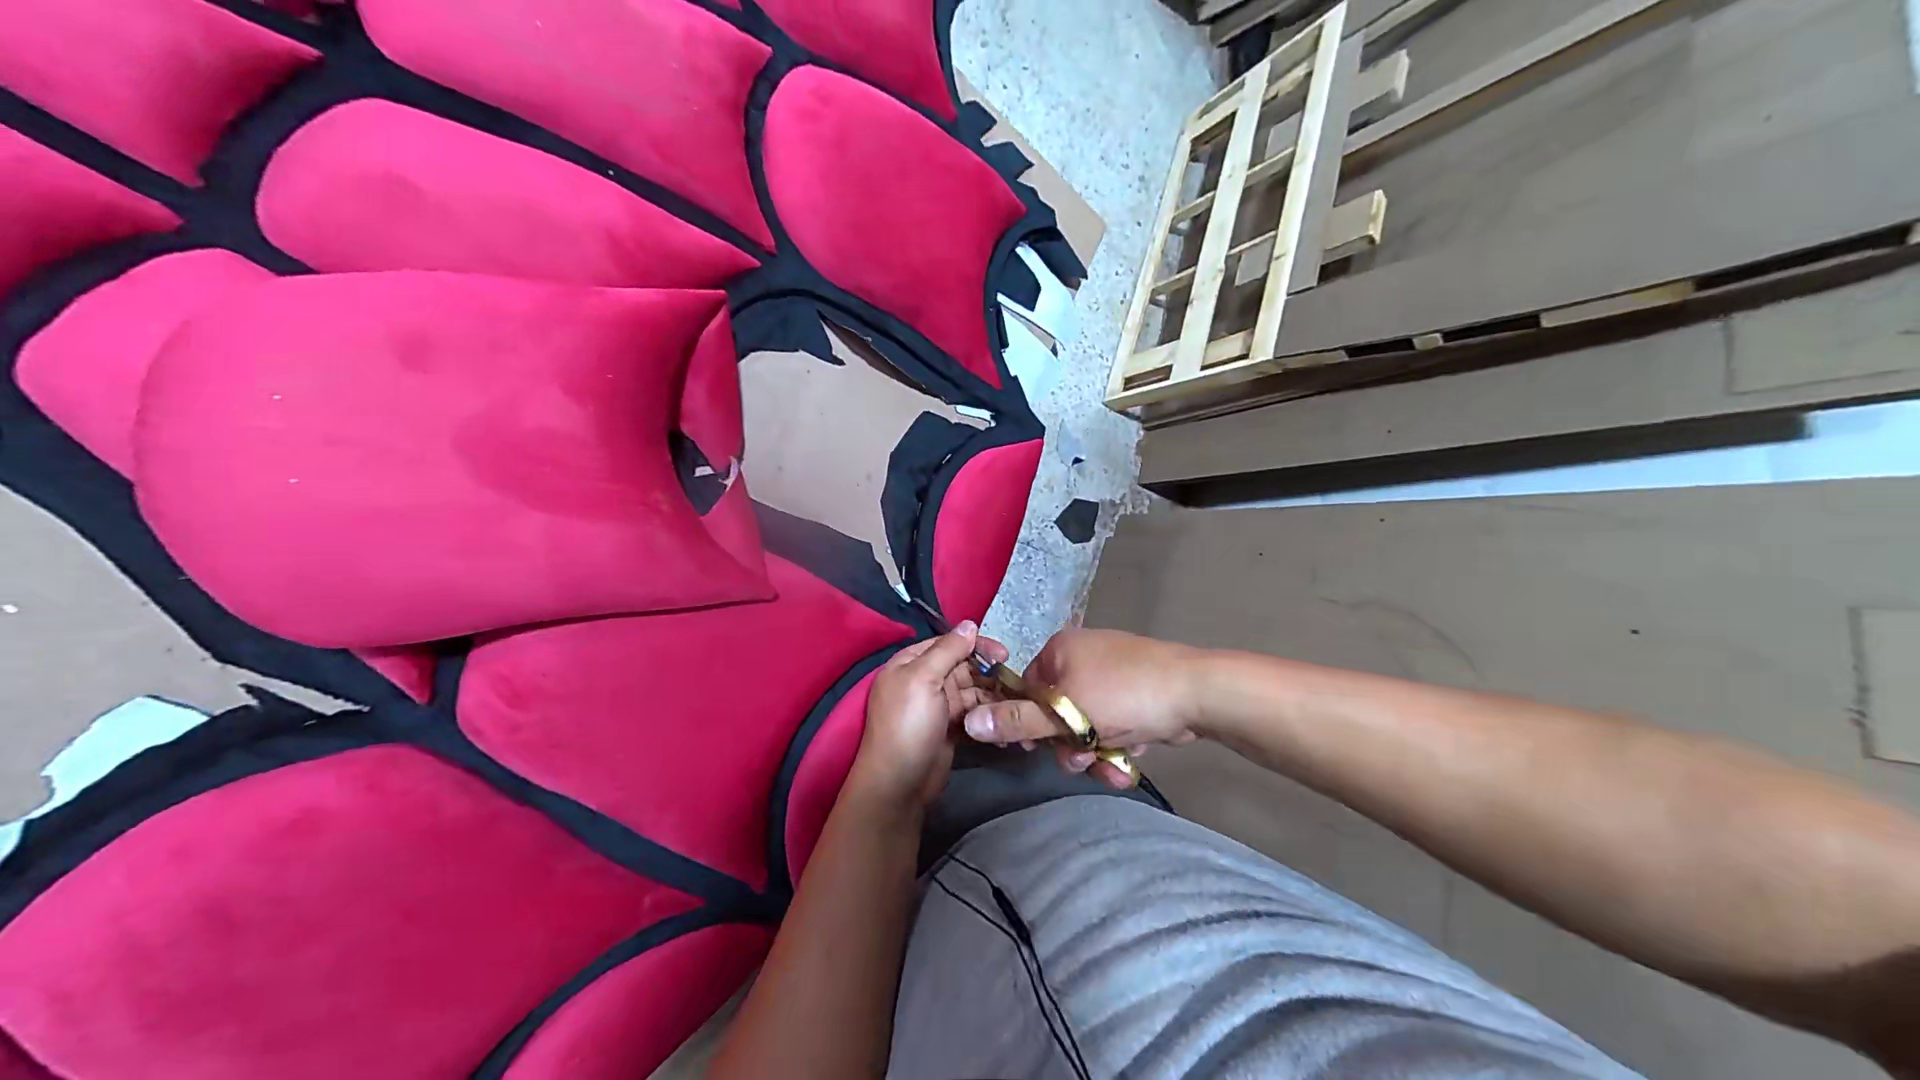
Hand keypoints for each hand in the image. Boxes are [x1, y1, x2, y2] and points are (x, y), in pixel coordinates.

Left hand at [849, 621, 1009, 811]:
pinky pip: (975, 713)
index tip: (1004, 655)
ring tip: (1017, 706)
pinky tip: (1007, 724)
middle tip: (1017, 684)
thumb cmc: (908, 725)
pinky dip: (990, 716)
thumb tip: (970, 623)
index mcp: (912, 663)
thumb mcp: (923, 679)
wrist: (899, 784)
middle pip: (965, 667)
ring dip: (995, 696)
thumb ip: (948, 650)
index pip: (949, 643)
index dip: (977, 646)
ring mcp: (938, 705)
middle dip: (991, 673)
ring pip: (974, 691)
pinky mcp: (951, 727)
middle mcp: (925, 680)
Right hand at [961, 629, 1204, 789]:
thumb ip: (1017, 721)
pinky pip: (1112, 722)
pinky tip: (1133, 754)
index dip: (1029, 723)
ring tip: (1115, 765)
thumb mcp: (1065, 713)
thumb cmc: (1124, 696)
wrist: (1197, 693)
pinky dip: (1118, 743)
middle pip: (1057, 711)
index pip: (1025, 689)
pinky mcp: (1136, 692)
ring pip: (1086, 724)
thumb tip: (969, 722)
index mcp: (1060, 650)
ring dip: (1096, 752)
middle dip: (1069, 744)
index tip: (1039, 747)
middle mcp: (1083, 656)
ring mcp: (1112, 673)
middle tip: (1084, 758)